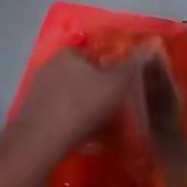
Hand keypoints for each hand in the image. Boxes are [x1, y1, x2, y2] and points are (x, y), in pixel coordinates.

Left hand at [0, 47, 143, 172]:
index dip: (112, 71)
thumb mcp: (117, 83)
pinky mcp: (33, 116)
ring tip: (105, 132)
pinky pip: (62, 117)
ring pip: (74, 99)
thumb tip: (153, 44)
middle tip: (117, 111)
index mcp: (68, 54)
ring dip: (89, 113)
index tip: (124, 89)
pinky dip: (76, 126)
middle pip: (85, 78)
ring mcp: (39, 92)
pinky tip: (88, 142)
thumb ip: (134, 65)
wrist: (41, 142)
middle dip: (101, 94)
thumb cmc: (83, 105)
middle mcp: (50, 67)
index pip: (95, 55)